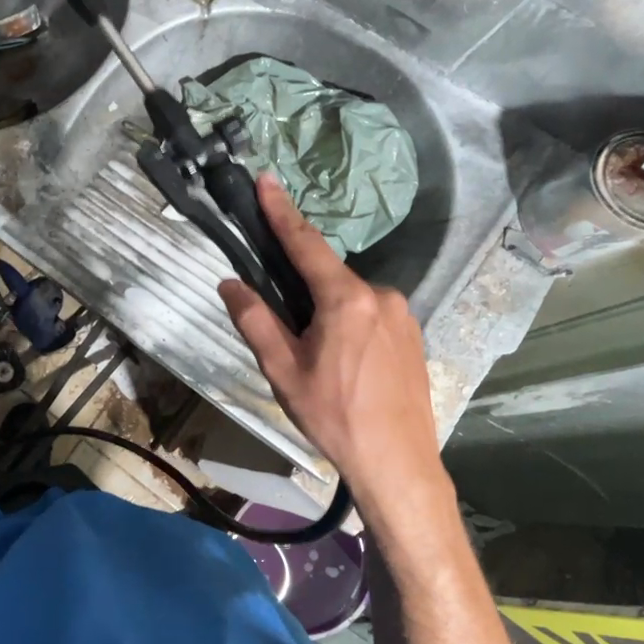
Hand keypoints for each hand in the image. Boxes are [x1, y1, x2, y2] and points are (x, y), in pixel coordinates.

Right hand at [218, 174, 449, 512]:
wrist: (398, 464)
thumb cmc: (334, 416)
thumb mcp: (282, 370)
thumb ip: (255, 320)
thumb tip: (229, 283)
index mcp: (346, 299)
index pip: (306, 244)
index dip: (281, 211)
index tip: (266, 179)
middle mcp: (381, 296)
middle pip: (326, 277)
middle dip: (301, 291)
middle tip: (285, 334)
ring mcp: (403, 315)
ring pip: (348, 299)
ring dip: (324, 314)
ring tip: (315, 362)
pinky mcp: (413, 335)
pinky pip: (369, 316)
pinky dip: (347, 326)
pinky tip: (342, 365)